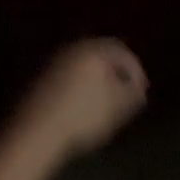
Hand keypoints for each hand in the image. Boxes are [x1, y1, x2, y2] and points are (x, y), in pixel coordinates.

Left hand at [15, 38, 148, 157]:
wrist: (37, 131)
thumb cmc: (84, 115)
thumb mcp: (119, 107)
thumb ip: (134, 94)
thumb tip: (139, 89)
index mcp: (95, 49)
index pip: (123, 52)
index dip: (136, 71)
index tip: (142, 90)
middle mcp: (74, 49)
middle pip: (102, 55)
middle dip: (116, 73)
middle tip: (126, 93)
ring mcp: (54, 63)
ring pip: (84, 66)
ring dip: (98, 80)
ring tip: (106, 102)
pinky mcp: (41, 79)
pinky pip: (69, 76)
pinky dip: (81, 87)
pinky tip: (83, 106)